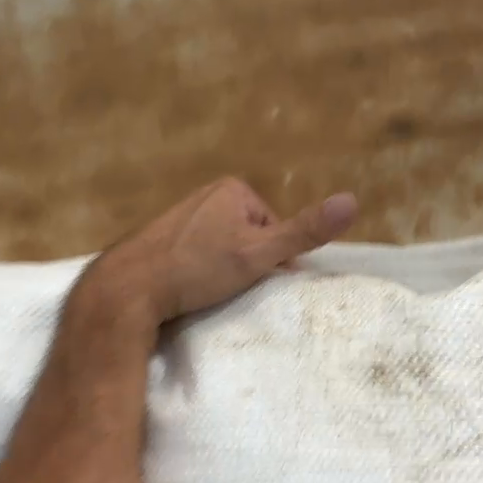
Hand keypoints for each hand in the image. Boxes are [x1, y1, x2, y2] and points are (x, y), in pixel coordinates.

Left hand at [85, 178, 357, 324]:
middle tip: (229, 290)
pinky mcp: (161, 239)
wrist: (129, 288)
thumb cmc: (197, 269)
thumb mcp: (258, 253)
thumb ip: (304, 231)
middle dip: (245, 265)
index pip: (274, 231)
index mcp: (233, 189)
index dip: (271, 261)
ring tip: (207, 292)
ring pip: (222, 249)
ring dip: (222, 272)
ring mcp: (181, 216)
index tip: (255, 283)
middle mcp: (206, 195)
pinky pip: (196, 256)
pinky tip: (188, 290)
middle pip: (248, 238)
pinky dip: (197, 274)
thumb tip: (353, 201)